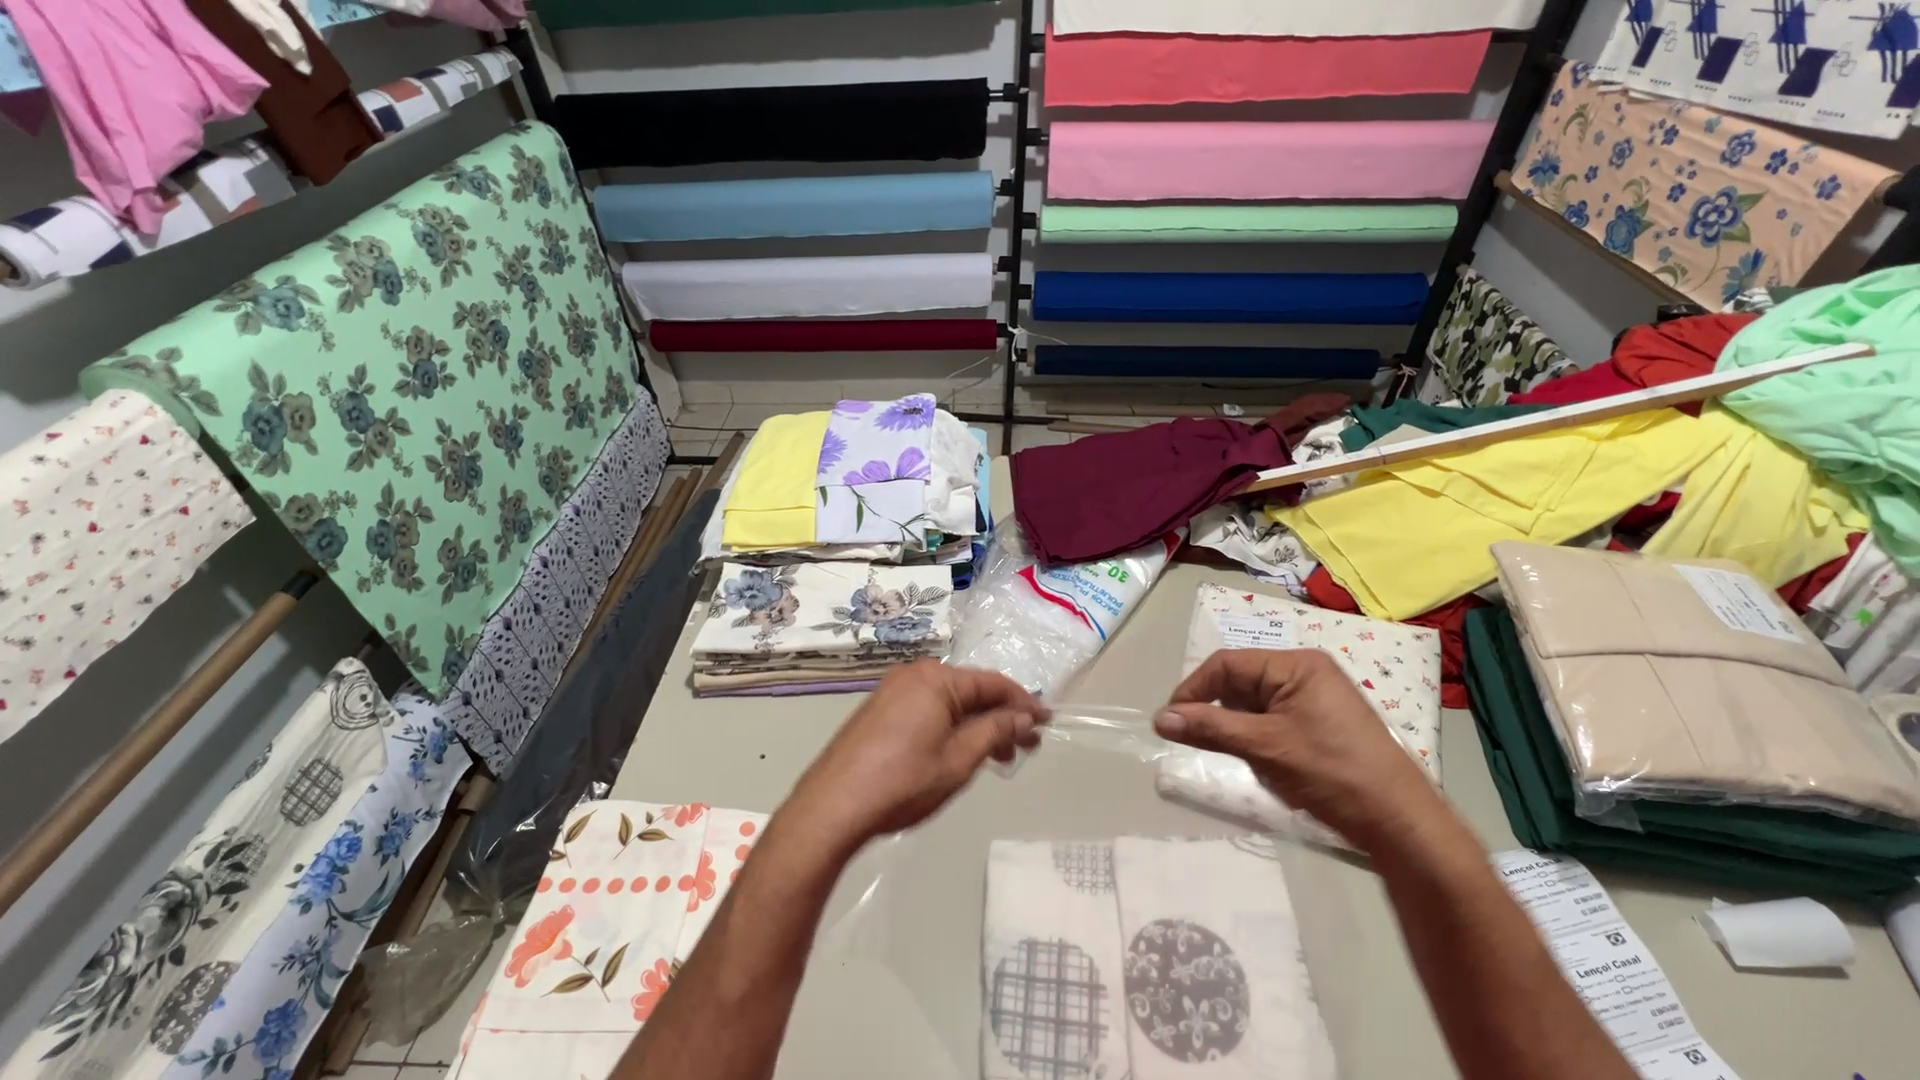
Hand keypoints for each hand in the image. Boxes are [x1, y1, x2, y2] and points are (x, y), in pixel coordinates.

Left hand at [783, 661, 1049, 849]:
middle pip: (970, 690)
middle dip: (1001, 717)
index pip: (993, 683)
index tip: (1047, 723)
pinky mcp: (879, 712)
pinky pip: (927, 710)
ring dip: (977, 725)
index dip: (1023, 703)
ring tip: (998, 757)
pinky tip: (961, 753)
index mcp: (935, 680)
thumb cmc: (903, 782)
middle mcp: (913, 676)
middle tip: (1026, 748)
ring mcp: (892, 692)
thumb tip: (1024, 716)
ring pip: (949, 703)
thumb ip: (995, 732)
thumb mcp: (959, 760)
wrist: (832, 806)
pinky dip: (951, 727)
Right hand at [1157, 649, 1448, 854]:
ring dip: (1233, 726)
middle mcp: (1305, 673)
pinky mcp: (1319, 724)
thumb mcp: (1263, 746)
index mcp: (1296, 664)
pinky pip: (1272, 720)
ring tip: (1227, 754)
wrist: (1396, 818)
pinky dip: (1254, 737)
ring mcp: (1315, 699)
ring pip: (1253, 703)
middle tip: (1194, 740)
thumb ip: (1210, 727)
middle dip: (1214, 709)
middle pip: (1240, 681)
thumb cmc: (1330, 771)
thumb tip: (1160, 718)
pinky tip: (1254, 761)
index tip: (1170, 721)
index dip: (1194, 689)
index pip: (1228, 664)